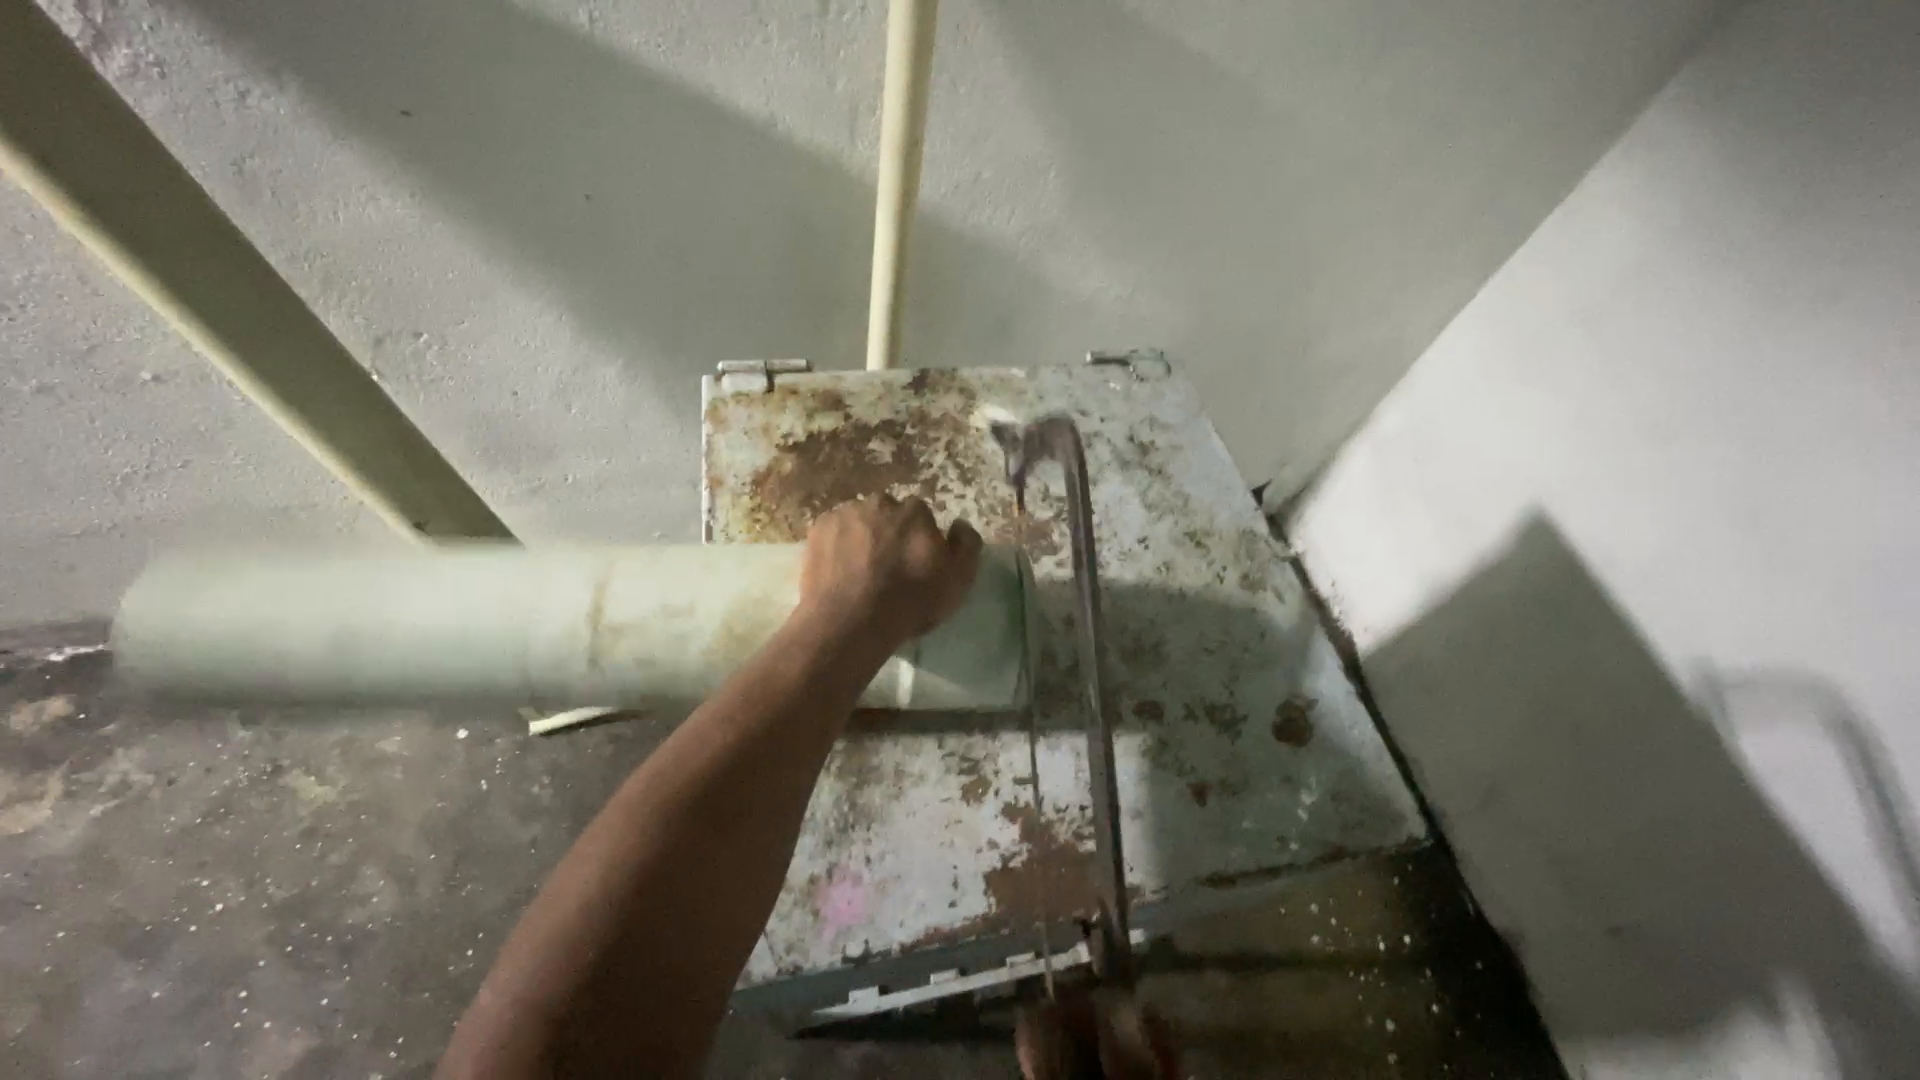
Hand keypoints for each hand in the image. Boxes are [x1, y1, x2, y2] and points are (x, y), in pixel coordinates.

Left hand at [795, 494, 982, 649]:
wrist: (851, 621)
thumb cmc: (910, 600)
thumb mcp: (958, 580)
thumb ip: (967, 544)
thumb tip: (960, 524)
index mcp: (914, 511)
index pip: (921, 516)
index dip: (919, 539)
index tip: (915, 563)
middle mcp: (879, 502)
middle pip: (888, 515)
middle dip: (889, 533)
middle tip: (886, 567)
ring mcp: (844, 513)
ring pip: (859, 521)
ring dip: (862, 538)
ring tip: (859, 572)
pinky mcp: (817, 529)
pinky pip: (833, 533)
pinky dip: (837, 545)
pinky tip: (839, 571)